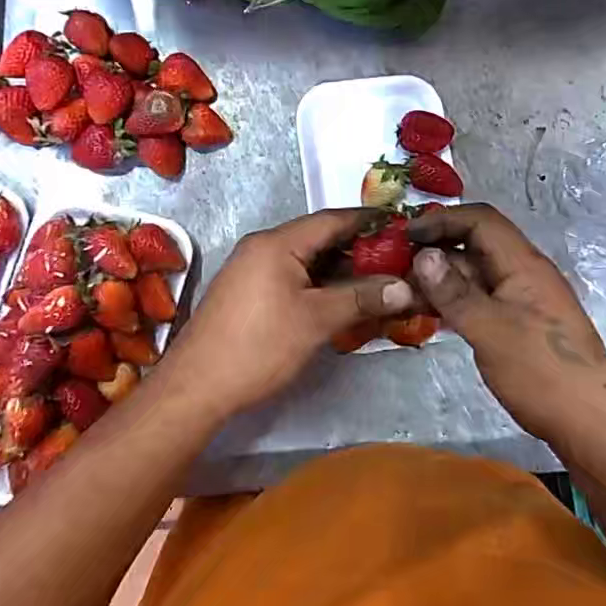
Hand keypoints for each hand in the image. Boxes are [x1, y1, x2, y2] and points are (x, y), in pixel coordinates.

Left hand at [161, 209, 416, 419]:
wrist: (198, 385)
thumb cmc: (260, 346)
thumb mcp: (317, 320)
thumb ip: (362, 298)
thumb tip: (406, 288)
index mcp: (276, 243)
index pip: (331, 220)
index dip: (369, 221)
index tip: (403, 227)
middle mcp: (262, 247)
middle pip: (319, 239)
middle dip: (359, 249)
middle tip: (398, 261)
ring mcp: (252, 270)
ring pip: (306, 261)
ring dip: (340, 270)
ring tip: (379, 282)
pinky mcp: (248, 292)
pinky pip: (292, 277)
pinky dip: (319, 284)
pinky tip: (343, 300)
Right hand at [407, 204, 605, 439]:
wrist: (592, 426)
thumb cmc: (542, 374)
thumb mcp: (489, 330)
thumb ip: (454, 292)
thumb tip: (424, 256)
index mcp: (524, 265)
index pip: (480, 221)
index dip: (441, 220)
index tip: (404, 235)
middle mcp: (525, 275)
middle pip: (476, 245)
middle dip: (436, 250)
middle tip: (396, 268)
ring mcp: (525, 300)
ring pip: (477, 275)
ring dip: (442, 279)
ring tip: (405, 294)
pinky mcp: (521, 324)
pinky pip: (483, 299)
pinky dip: (456, 301)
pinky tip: (432, 314)